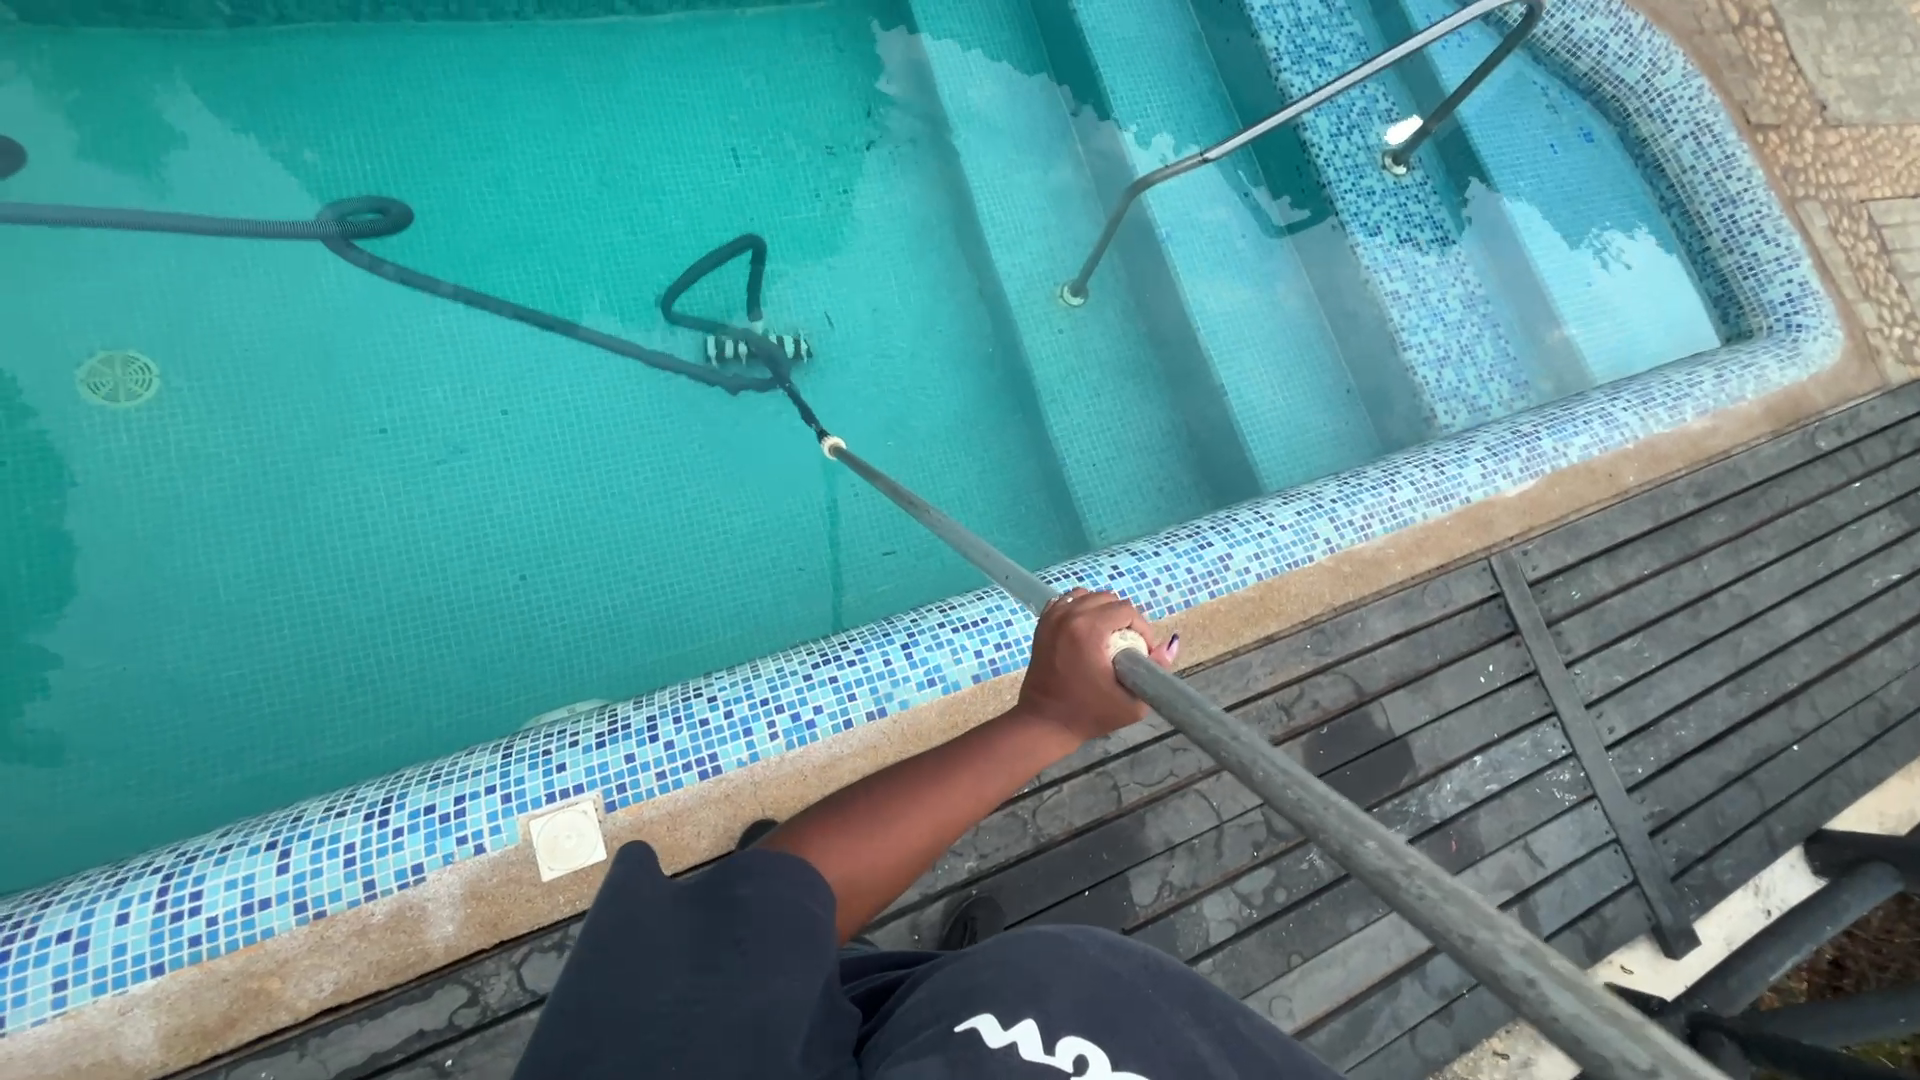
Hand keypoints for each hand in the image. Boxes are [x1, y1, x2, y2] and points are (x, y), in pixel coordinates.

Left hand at [1016, 588, 1178, 743]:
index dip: (1142, 628)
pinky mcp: (1041, 624)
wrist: (1045, 722)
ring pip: (1085, 595)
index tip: (1143, 651)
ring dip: (1101, 610)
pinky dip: (1079, 609)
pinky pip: (1066, 602)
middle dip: (1123, 618)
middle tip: (1128, 644)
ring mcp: (1051, 617)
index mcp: (1088, 630)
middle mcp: (1068, 616)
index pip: (1126, 610)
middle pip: (1106, 598)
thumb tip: (1171, 644)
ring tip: (1108, 635)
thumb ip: (1155, 668)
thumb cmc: (1090, 715)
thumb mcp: (1132, 701)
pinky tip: (1086, 630)